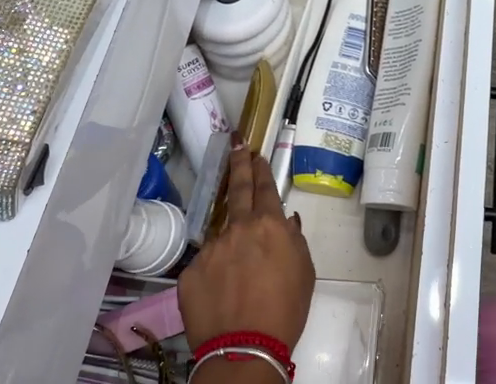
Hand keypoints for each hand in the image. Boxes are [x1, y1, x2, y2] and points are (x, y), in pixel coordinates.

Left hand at [178, 141, 315, 350]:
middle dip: (239, 165)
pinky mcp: (190, 272)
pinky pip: (206, 264)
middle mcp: (238, 228)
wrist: (244, 350)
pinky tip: (222, 293)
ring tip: (239, 268)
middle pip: (238, 189)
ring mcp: (211, 249)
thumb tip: (286, 222)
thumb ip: (295, 240)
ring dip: (230, 241)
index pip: (265, 188)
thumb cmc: (285, 310)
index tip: (256, 153)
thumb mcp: (305, 272)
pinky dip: (215, 271)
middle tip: (237, 146)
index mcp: (270, 226)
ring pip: (222, 235)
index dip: (261, 169)